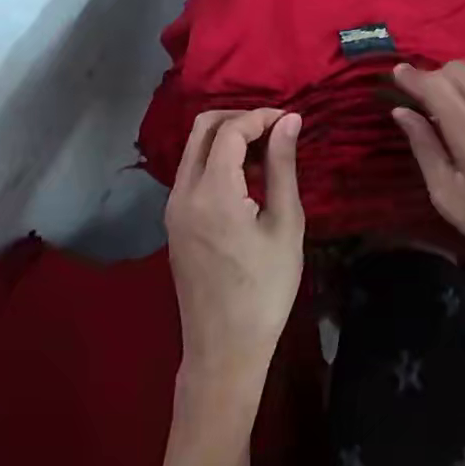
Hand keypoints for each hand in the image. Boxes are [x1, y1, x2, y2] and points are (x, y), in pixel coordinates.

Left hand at [164, 109, 304, 379]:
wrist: (224, 349)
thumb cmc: (265, 288)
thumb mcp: (285, 223)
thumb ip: (282, 166)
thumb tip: (289, 120)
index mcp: (212, 194)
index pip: (229, 130)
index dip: (261, 116)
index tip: (291, 120)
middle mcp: (183, 194)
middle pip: (202, 128)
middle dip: (240, 117)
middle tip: (277, 128)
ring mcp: (173, 208)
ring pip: (194, 148)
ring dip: (228, 136)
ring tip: (267, 149)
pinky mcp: (174, 222)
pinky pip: (192, 171)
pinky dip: (218, 158)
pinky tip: (247, 175)